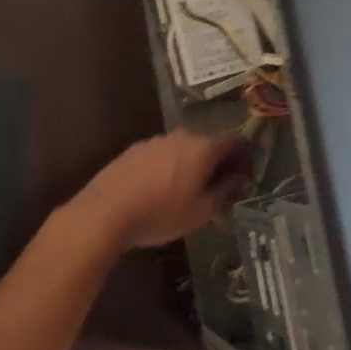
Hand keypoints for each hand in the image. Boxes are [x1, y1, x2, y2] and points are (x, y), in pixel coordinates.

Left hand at [70, 129, 250, 249]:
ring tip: (186, 194)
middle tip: (217, 192)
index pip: (236, 141)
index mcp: (203, 147)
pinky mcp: (134, 150)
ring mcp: (156, 141)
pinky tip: (160, 191)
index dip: (244, 159)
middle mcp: (182, 136)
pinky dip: (169, 168)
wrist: (105, 212)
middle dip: (217, 165)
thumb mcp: (202, 211)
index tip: (243, 180)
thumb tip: (240, 178)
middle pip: (209, 145)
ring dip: (192, 166)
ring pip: (184, 150)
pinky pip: (162, 156)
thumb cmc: (161, 213)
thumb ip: (226, 190)